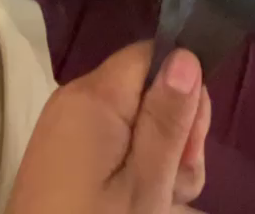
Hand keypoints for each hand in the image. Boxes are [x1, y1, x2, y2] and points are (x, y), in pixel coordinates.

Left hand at [6, 43, 212, 213]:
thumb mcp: (144, 185)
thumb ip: (167, 120)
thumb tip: (186, 55)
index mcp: (94, 94)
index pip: (151, 54)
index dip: (182, 90)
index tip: (190, 141)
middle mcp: (77, 98)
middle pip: (147, 92)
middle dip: (173, 136)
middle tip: (174, 187)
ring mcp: (68, 127)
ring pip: (136, 124)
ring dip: (159, 162)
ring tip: (156, 205)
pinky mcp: (65, 155)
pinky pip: (113, 145)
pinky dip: (133, 171)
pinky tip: (138, 206)